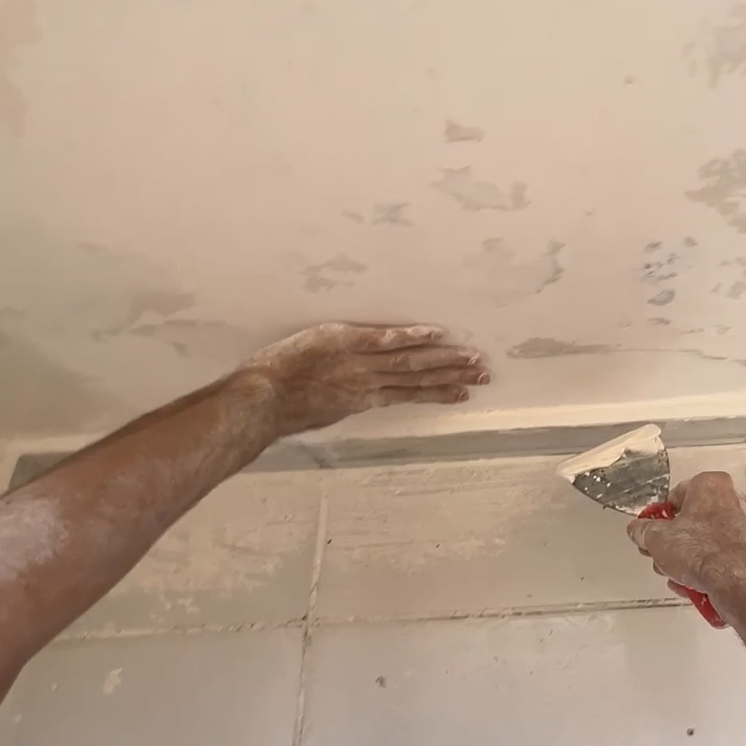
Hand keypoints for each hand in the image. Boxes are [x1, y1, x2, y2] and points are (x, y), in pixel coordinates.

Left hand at [236, 322, 488, 435]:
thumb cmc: (284, 412)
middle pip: (420, 378)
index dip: (439, 394)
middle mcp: (371, 383)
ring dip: (444, 358)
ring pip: (410, 361)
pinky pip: (385, 339)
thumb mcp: (321, 412)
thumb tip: (361, 399)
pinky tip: (435, 333)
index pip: (410, 395)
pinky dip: (411, 336)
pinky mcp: (347, 343)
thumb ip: (346, 402)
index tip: (464, 393)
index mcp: (365, 399)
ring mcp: (361, 363)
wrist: (261, 401)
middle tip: (484, 374)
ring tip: (472, 358)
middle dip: (454, 376)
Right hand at [626, 472, 745, 615]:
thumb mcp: (656, 539)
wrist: (739, 584)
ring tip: (677, 574)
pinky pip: (721, 558)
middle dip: (674, 541)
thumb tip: (638, 530)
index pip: (675, 495)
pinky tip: (693, 584)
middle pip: (692, 520)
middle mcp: (732, 500)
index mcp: (710, 484)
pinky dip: (707, 570)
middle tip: (662, 554)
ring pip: (706, 542)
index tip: (651, 528)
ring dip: (688, 559)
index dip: (659, 516)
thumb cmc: (708, 553)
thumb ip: (642, 531)